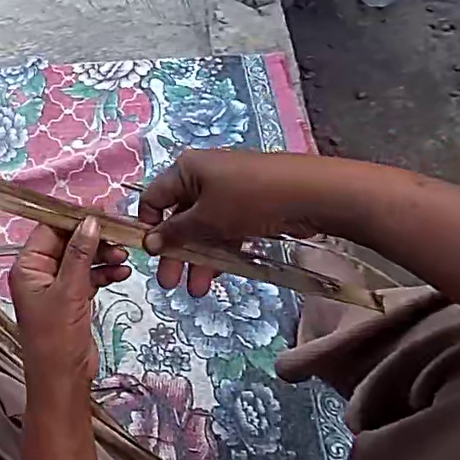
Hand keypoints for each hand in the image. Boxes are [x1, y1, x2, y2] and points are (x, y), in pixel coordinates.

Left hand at [9, 218, 130, 405]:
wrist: (63, 381)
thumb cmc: (57, 338)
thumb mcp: (70, 291)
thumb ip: (81, 254)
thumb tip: (91, 221)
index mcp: (27, 266)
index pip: (50, 230)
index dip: (75, 220)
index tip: (103, 214)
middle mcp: (38, 272)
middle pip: (68, 242)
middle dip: (94, 239)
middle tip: (120, 237)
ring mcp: (56, 286)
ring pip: (81, 259)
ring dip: (103, 256)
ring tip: (124, 258)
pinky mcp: (71, 299)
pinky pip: (89, 276)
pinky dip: (104, 273)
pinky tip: (122, 273)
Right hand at [139, 150, 337, 296]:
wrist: (311, 194)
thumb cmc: (249, 199)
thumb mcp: (206, 219)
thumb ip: (175, 233)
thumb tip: (148, 243)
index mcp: (186, 170)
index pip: (153, 199)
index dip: (149, 227)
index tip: (152, 256)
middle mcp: (202, 177)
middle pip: (177, 217)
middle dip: (175, 252)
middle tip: (171, 283)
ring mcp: (227, 191)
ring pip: (202, 227)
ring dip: (198, 257)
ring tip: (199, 289)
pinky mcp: (248, 204)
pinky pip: (224, 228)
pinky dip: (219, 249)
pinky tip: (220, 274)